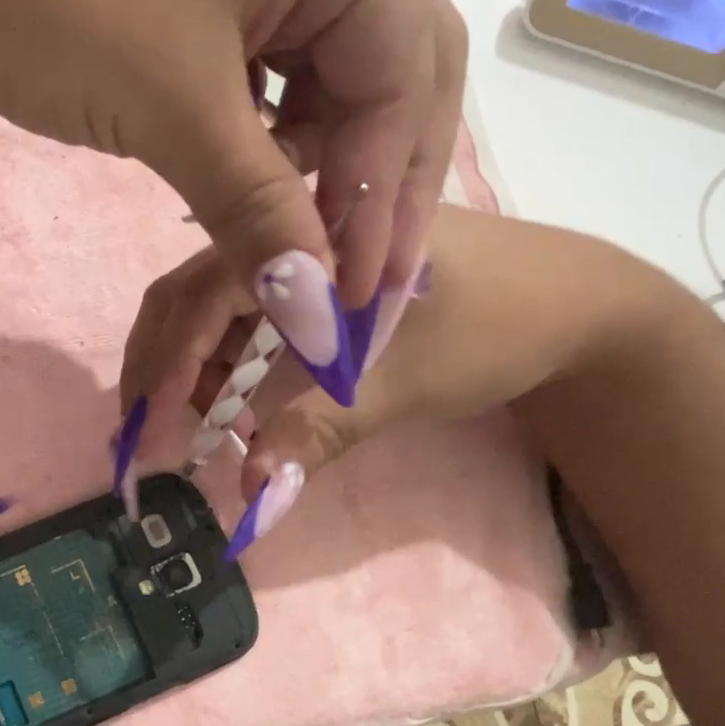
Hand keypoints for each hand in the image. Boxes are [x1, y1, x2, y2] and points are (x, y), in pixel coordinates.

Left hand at [0, 0, 467, 421]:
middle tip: (352, 289)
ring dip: (318, 170)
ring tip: (300, 254)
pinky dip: (268, 143)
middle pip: (387, 73)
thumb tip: (319, 317)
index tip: (357, 298)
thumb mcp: (171, 105)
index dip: (382, 195)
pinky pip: (270, 78)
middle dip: (369, 185)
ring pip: (327, 82)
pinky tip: (259, 196)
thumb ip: (258, 210)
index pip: (403, 73)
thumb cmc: (60, 2)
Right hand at [131, 207, 673, 553]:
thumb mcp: (402, 385)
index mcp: (312, 234)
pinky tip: (225, 402)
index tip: (147, 424)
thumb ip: (316, 433)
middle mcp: (293, 235)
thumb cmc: (500, 329)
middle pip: (192, 294)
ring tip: (190, 425)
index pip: (209, 290)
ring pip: (210, 308)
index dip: (170, 359)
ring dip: (188, 368)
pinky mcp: (309, 288)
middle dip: (161, 362)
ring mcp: (299, 261)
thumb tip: (247, 491)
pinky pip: (242, 320)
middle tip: (144, 428)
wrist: (580, 310)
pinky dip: (220, 364)